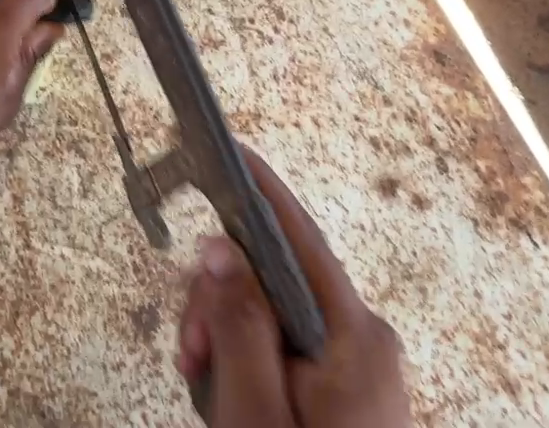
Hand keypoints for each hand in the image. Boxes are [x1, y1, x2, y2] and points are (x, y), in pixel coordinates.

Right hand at [177, 149, 411, 427]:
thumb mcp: (255, 415)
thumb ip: (237, 326)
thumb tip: (220, 246)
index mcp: (353, 334)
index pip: (298, 237)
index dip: (260, 189)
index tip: (225, 148)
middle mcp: (359, 336)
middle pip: (269, 276)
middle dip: (217, 301)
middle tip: (189, 355)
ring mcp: (352, 362)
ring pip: (264, 310)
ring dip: (223, 335)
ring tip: (206, 389)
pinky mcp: (339, 385)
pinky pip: (276, 342)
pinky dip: (241, 356)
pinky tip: (225, 394)